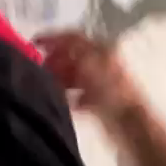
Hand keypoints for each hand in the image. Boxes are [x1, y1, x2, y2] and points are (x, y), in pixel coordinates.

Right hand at [35, 30, 151, 127]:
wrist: (132, 127)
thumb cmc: (112, 91)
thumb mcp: (89, 66)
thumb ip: (70, 55)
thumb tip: (52, 50)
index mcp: (102, 50)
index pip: (73, 37)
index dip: (53, 37)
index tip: (34, 42)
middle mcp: (101, 63)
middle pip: (71, 55)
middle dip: (54, 59)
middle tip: (38, 66)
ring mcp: (100, 83)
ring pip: (73, 75)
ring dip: (58, 77)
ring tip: (45, 83)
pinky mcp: (98, 103)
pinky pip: (77, 94)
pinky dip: (67, 95)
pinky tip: (59, 100)